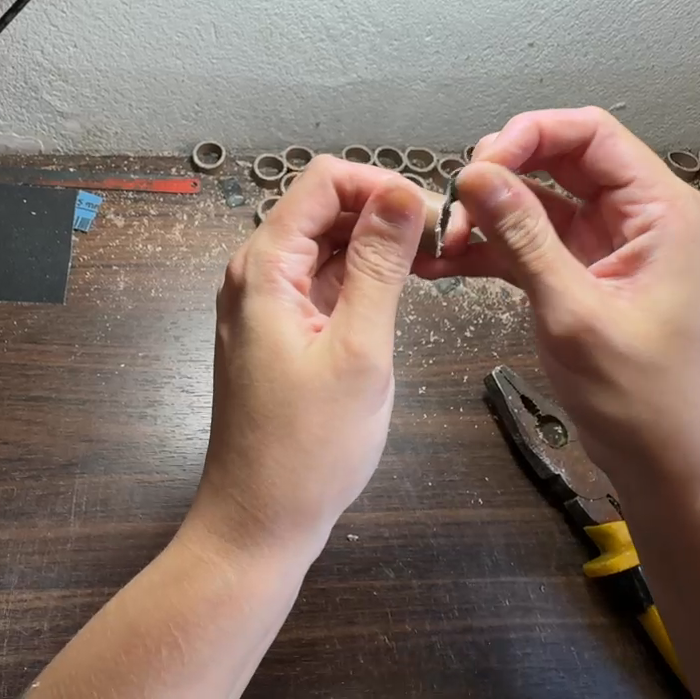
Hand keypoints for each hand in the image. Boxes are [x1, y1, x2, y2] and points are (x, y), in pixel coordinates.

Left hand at [186, 156, 426, 561]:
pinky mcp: (279, 325)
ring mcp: (265, 298)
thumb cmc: (310, 446)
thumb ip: (379, 265)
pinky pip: (320, 277)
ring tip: (432, 266)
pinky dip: (359, 274)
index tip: (433, 216)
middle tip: (443, 244)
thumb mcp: (358, 350)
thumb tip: (404, 192)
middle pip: (323, 206)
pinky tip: (399, 288)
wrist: (259, 519)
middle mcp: (257, 269)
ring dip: (375, 243)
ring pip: (324, 241)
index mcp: (265, 264)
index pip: (322, 180)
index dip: (380, 184)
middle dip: (382, 211)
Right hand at [418, 108, 699, 500]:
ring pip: (537, 202)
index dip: (528, 135)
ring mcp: (609, 246)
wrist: (677, 476)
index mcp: (661, 210)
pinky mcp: (585, 276)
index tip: (475, 168)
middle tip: (453, 209)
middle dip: (499, 177)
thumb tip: (474, 173)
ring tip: (440, 241)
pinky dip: (492, 250)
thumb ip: (522, 235)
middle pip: (559, 161)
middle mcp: (638, 216)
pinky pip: (532, 243)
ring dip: (487, 216)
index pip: (591, 133)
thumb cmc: (644, 399)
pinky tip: (444, 263)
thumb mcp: (574, 312)